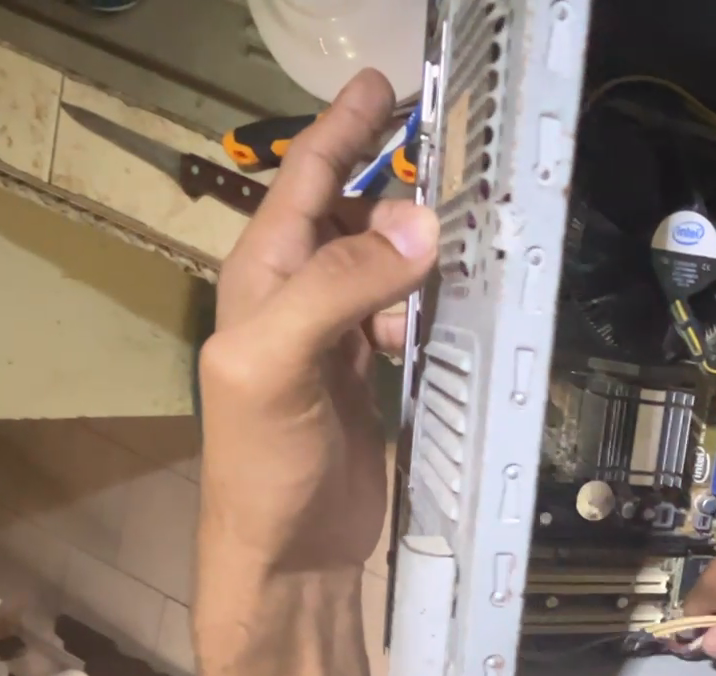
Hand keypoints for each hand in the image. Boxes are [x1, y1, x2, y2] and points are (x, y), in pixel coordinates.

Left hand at [197, 69, 437, 587]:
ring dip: (416, 254)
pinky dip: (425, 306)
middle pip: (347, 219)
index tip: (382, 87)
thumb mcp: (278, 363)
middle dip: (391, 190)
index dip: (340, 133)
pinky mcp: (369, 376)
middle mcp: (297, 298)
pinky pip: (402, 318)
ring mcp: (336, 339)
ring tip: (453, 255)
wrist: (290, 548)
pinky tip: (441, 318)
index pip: (302, 186)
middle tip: (449, 174)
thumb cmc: (263, 462)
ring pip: (381, 269)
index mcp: (262, 280)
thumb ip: (338, 289)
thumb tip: (420, 227)